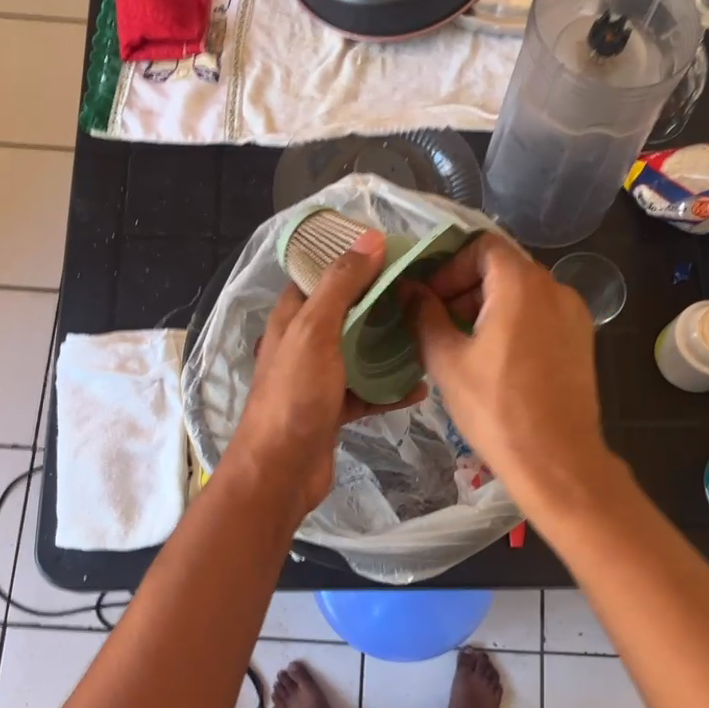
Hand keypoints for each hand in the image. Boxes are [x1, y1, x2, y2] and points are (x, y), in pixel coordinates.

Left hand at [230, 230, 427, 518]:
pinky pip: (367, 392)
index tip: (393, 252)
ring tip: (426, 334)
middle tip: (421, 292)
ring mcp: (319, 380)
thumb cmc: (294, 395)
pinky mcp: (334, 410)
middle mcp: (303, 345)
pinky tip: (419, 386)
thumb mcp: (316, 331)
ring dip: (388, 347)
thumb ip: (341, 284)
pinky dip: (390, 389)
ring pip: (359, 353)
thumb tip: (370, 237)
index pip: (320, 276)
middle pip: (346, 314)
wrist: (282, 470)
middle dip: (379, 303)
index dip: (352, 260)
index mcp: (291, 319)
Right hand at [405, 234, 614, 498]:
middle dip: (465, 288)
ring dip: (487, 307)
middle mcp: (556, 289)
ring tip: (461, 345)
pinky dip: (513, 324)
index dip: (449, 266)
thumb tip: (409, 291)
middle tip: (436, 322)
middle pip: (504, 268)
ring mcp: (575, 316)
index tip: (428, 298)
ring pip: (523, 294)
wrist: (556, 459)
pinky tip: (493, 360)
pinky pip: (541, 316)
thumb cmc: (496, 409)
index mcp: (522, 284)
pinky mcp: (581, 342)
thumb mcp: (447, 362)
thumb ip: (424, 316)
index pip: (482, 246)